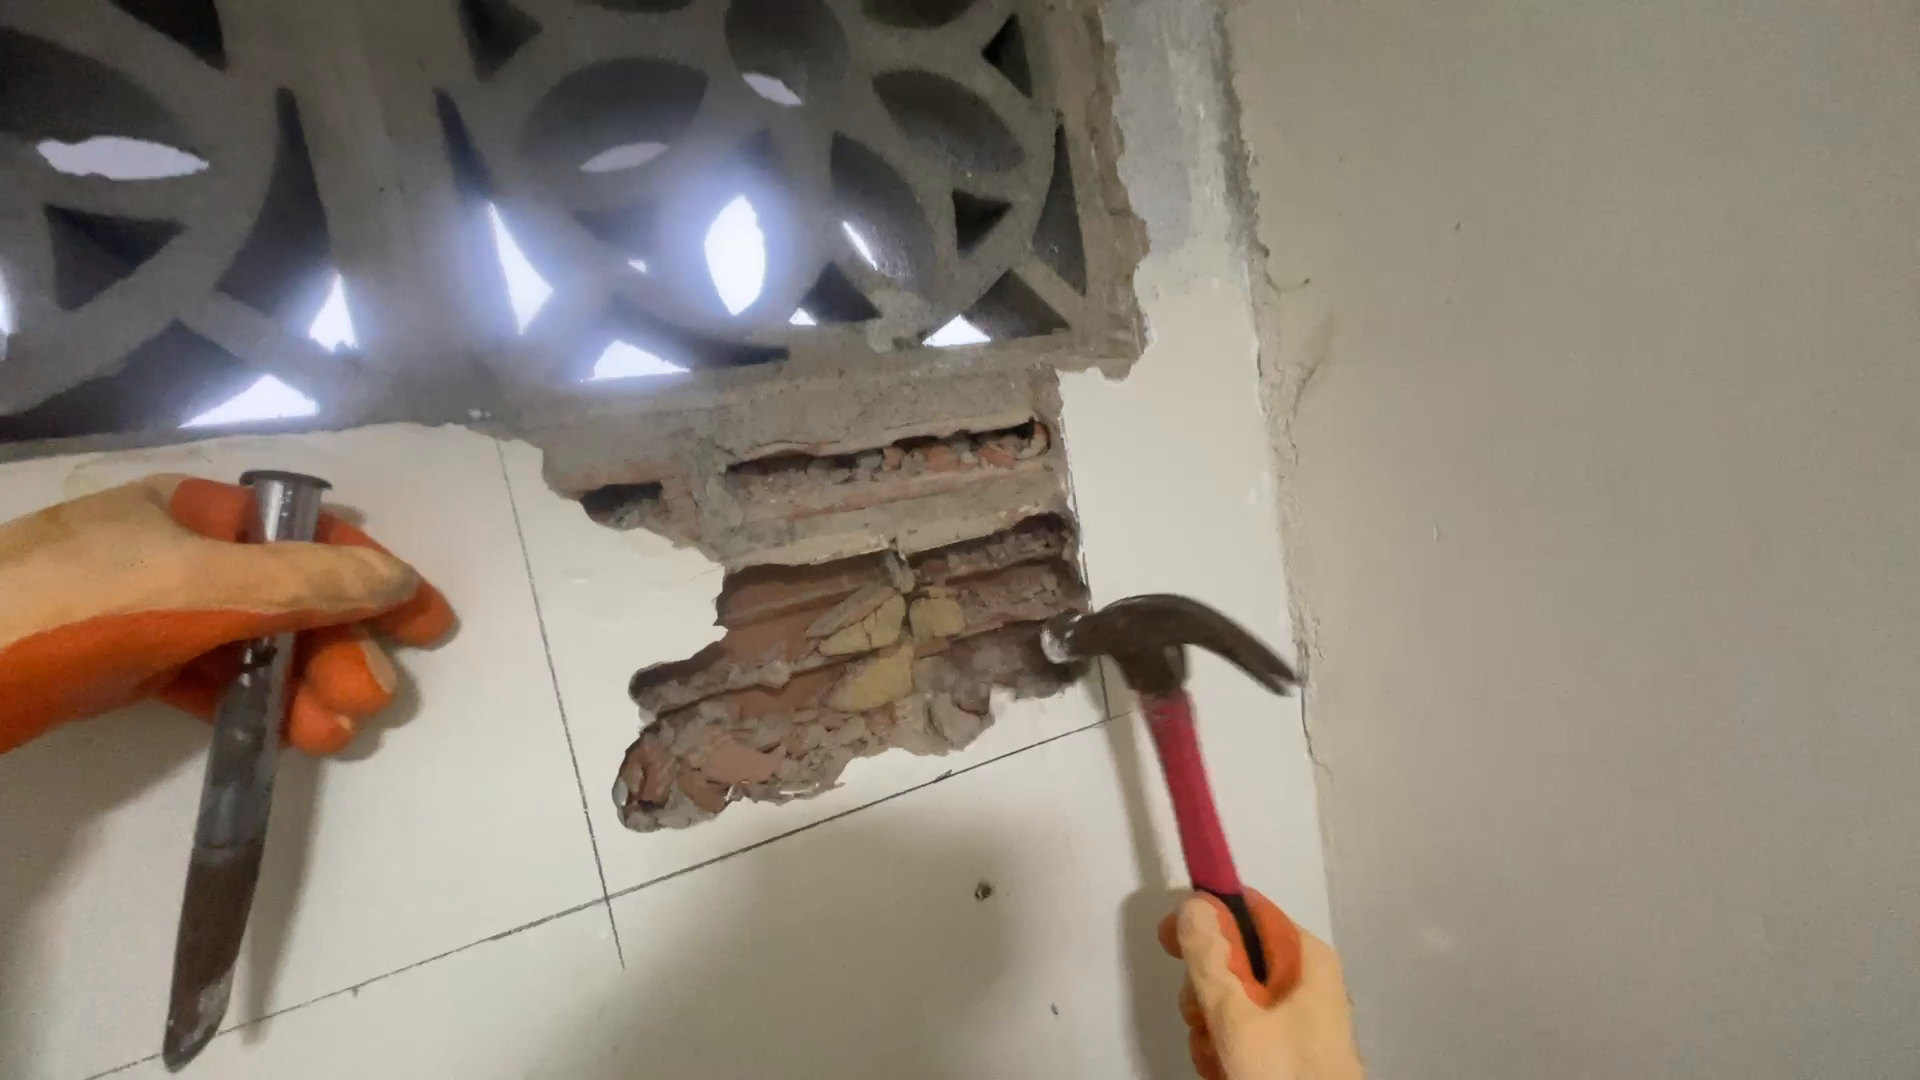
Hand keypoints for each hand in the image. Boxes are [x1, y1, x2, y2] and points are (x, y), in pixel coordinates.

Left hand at [0, 473, 453, 755]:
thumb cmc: (60, 612)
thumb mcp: (202, 586)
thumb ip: (313, 579)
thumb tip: (402, 579)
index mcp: (194, 512)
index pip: (314, 538)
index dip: (380, 578)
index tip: (426, 625)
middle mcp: (178, 552)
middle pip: (294, 597)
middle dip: (342, 650)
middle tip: (376, 699)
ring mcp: (148, 609)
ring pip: (259, 642)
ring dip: (307, 686)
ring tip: (339, 733)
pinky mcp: (121, 662)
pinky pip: (214, 675)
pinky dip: (256, 703)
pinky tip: (287, 735)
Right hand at [1159, 889, 1364, 1079]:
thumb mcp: (1236, 1017)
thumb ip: (1208, 956)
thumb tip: (1192, 902)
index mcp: (1306, 958)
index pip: (1248, 908)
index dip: (1205, 918)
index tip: (1168, 942)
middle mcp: (1304, 980)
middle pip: (1236, 953)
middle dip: (1204, 985)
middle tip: (1196, 1014)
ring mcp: (1297, 1018)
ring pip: (1233, 994)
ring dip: (1209, 1020)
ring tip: (1212, 1054)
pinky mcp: (1289, 1051)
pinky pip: (1243, 1028)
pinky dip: (1222, 1045)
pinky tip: (1219, 1069)